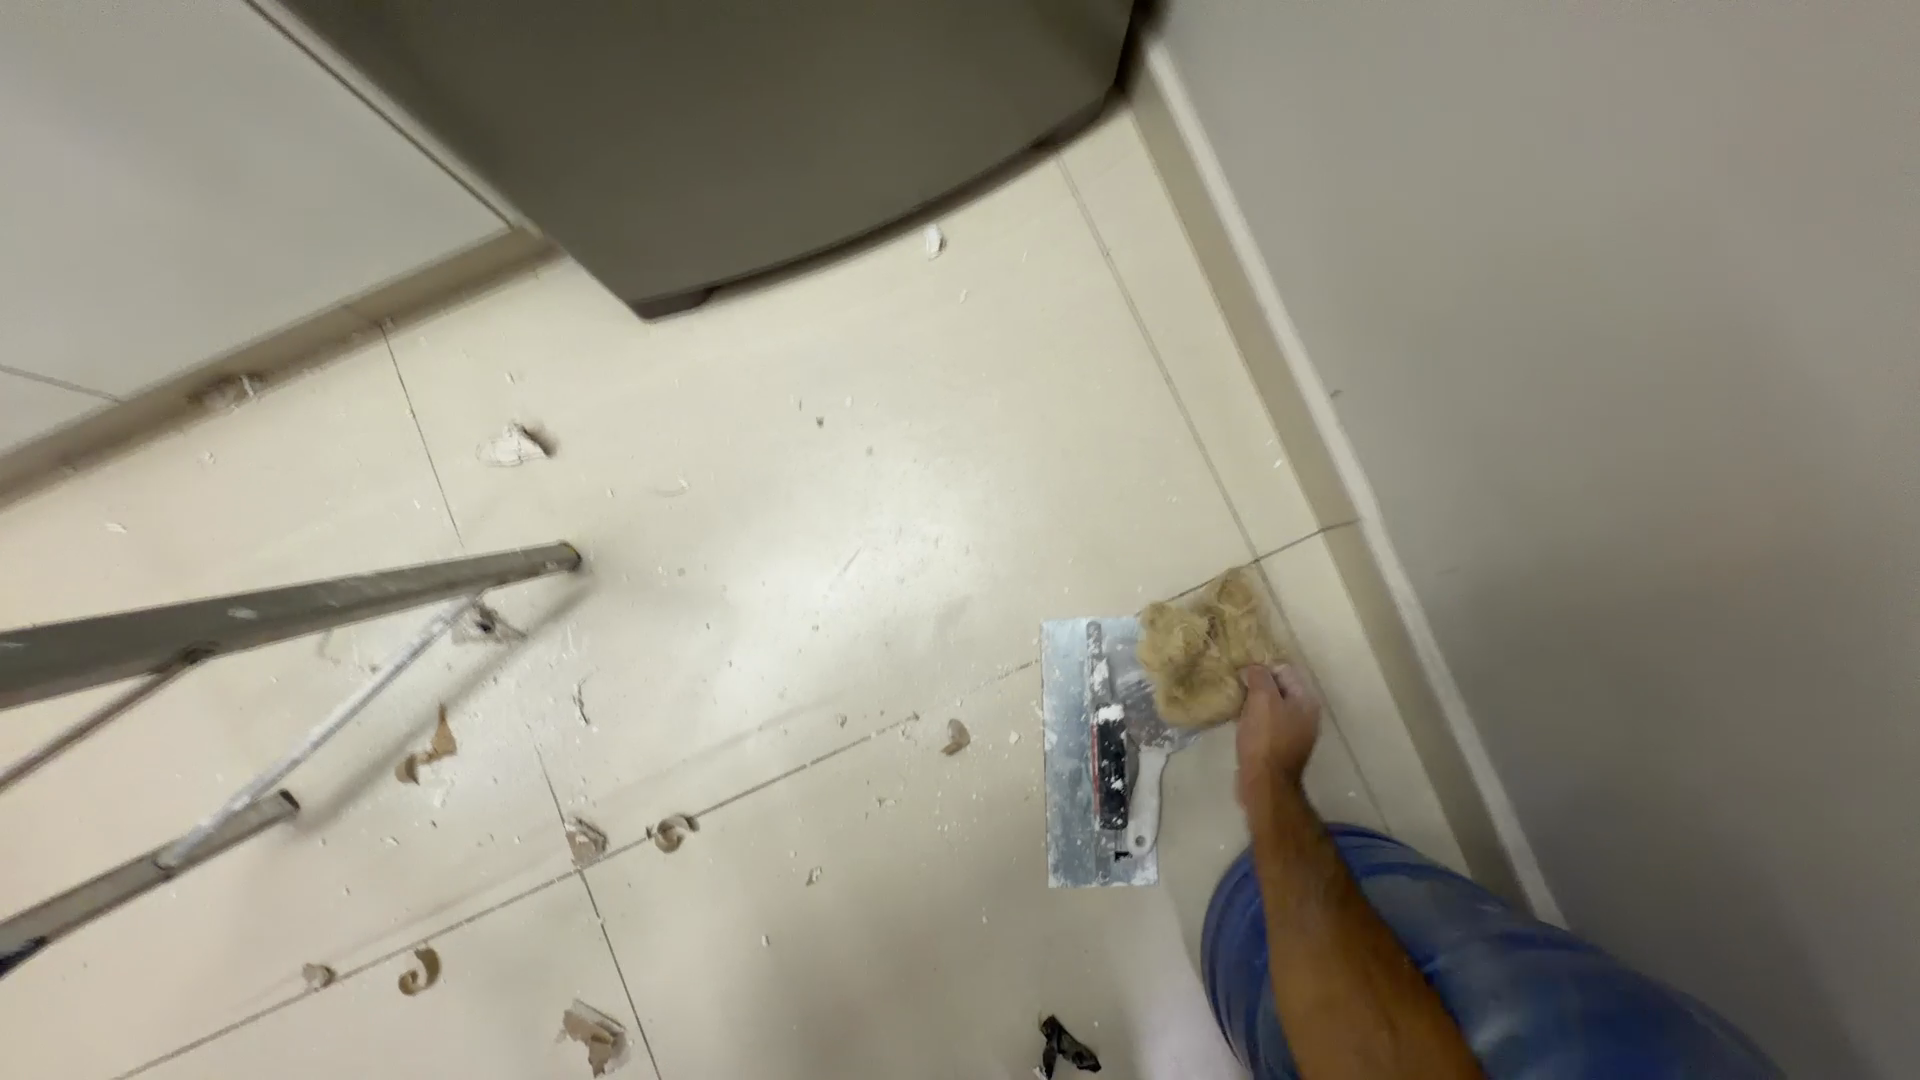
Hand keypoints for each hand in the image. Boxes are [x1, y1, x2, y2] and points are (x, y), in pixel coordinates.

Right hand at [1235, 664, 1320, 808]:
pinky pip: (1266, 723)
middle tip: (1236, 687)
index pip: (1284, 670)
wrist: (1265, 783)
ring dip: (1253, 703)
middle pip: (1278, 688)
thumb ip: (1259, 677)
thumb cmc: (1265, 738)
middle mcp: (1305, 715)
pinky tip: (1239, 722)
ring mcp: (1294, 732)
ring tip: (1235, 703)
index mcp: (1306, 701)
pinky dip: (1253, 719)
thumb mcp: (1261, 699)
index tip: (1241, 674)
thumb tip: (1253, 669)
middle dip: (1257, 685)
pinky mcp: (1281, 747)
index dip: (1262, 669)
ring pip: (1271, 706)